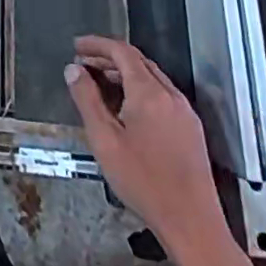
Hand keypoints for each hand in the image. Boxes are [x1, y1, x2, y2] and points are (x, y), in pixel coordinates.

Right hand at [65, 35, 243, 265]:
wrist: (191, 222)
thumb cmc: (145, 183)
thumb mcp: (105, 140)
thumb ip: (87, 100)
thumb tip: (73, 70)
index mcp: (148, 92)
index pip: (121, 51)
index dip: (97, 44)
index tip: (78, 45)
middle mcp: (170, 94)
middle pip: (137, 61)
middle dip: (108, 57)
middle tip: (84, 63)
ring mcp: (184, 111)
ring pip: (151, 76)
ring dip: (124, 72)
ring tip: (100, 83)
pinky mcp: (190, 127)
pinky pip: (163, 93)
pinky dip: (140, 88)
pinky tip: (127, 107)